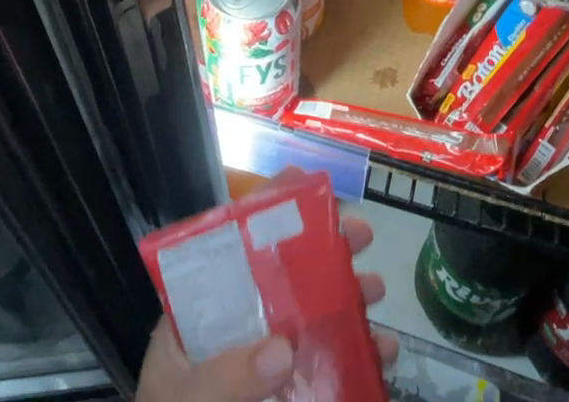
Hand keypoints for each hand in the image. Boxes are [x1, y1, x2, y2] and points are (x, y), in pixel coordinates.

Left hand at [133, 212, 398, 401]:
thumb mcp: (187, 401)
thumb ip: (225, 376)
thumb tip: (284, 345)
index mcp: (197, 316)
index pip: (228, 250)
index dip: (263, 214)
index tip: (303, 187)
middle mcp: (232, 329)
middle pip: (279, 277)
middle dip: (321, 252)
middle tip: (361, 234)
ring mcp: (260, 362)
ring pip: (308, 317)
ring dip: (346, 297)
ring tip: (377, 288)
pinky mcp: (285, 393)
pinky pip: (324, 366)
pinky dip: (355, 355)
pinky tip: (381, 352)